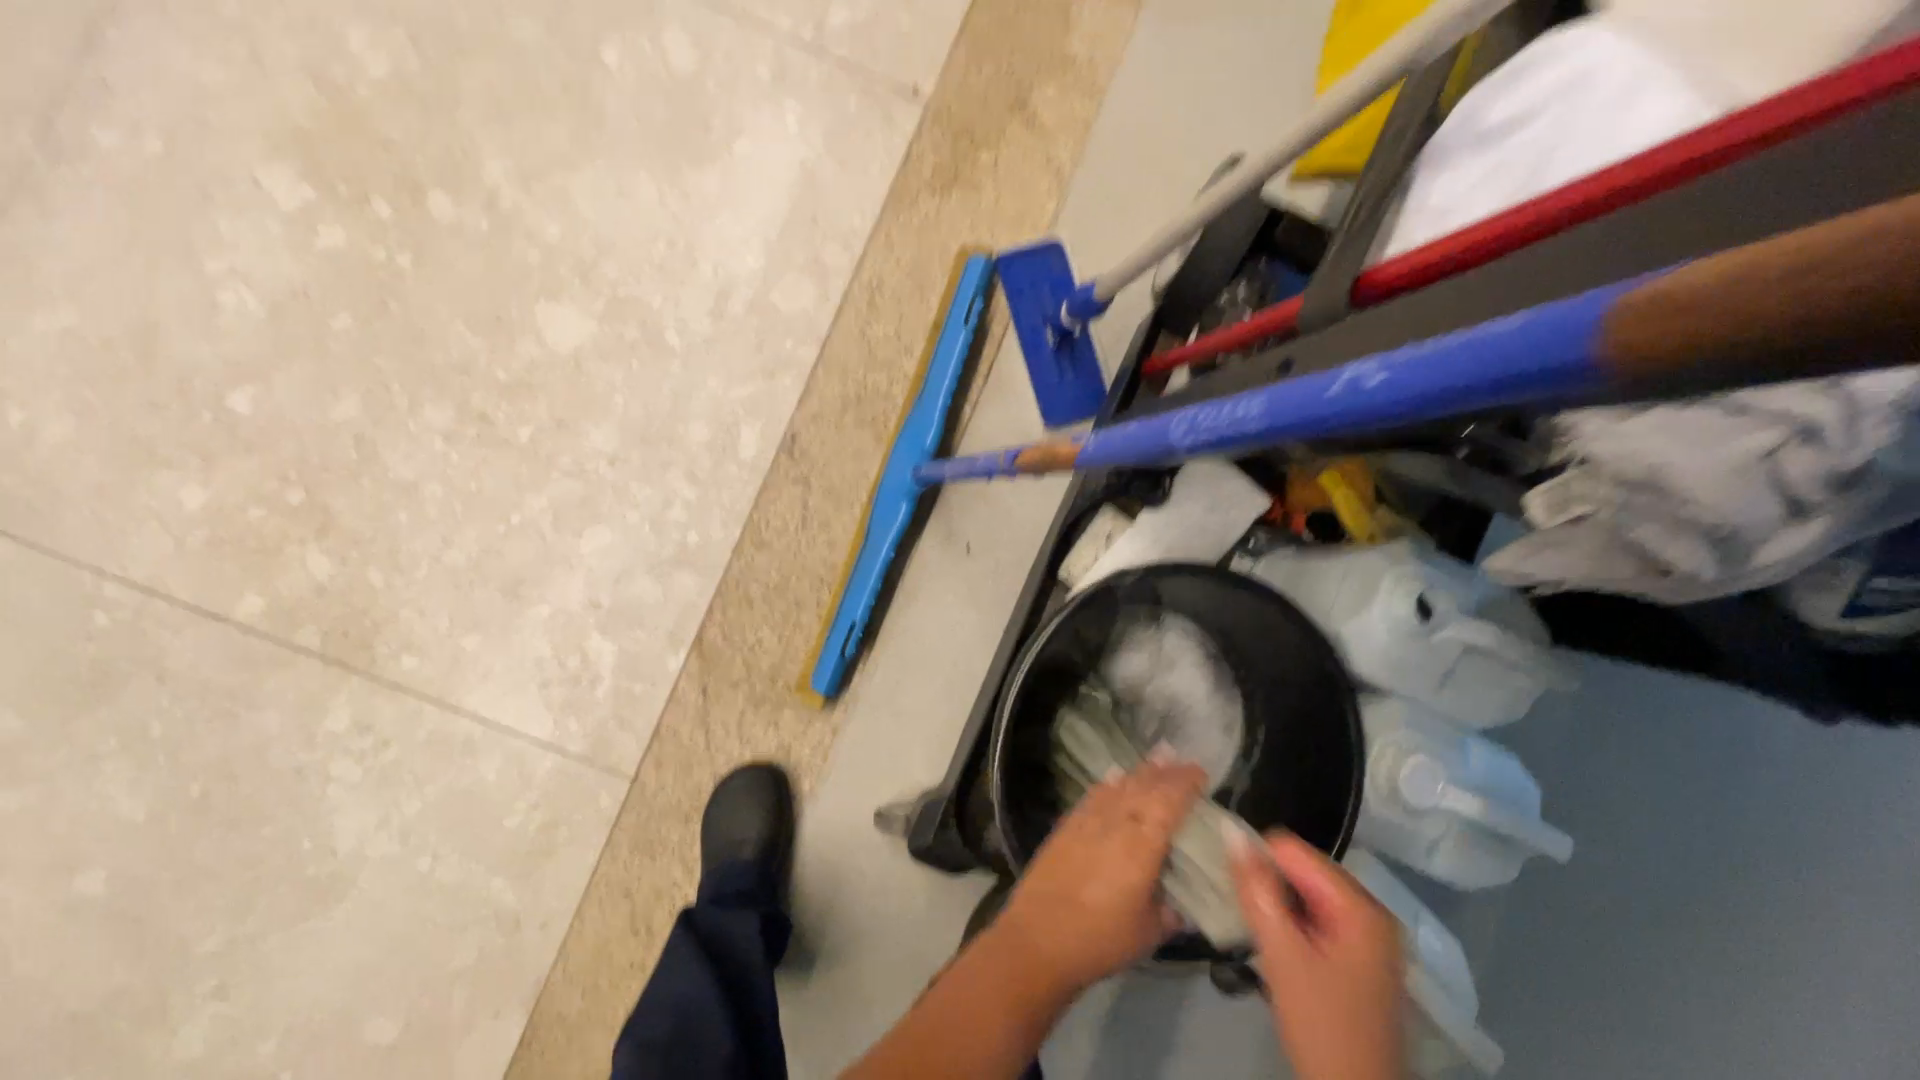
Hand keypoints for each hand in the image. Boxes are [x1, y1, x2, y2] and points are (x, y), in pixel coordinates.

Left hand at [989, 761, 1206, 994]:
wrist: (1037, 940)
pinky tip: (1113, 778)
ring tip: (1157, 757)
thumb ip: (1170, 913)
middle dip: (1165, 772)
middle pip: (1144, 786)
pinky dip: (1108, 784)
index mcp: (1142, 844)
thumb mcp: (1148, 932)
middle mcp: (1115, 822)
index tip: (1201, 773)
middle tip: (1182, 760)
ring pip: (1118, 786)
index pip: (1169, 801)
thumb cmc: (1100, 939)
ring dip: (1139, 771)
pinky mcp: (1065, 828)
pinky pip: (1093, 796)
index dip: (1186, 783)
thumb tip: (1183, 907)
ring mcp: (1086, 822)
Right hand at [1230, 831, 1405, 1079]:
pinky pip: (1318, 919)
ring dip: (1277, 907)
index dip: (1255, 860)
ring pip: (1307, 896)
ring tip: (1254, 930)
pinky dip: (1292, 926)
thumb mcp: (1282, 955)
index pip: (1293, 850)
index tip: (1228, 884)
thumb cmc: (1320, 1023)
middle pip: (1303, 871)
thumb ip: (1257, 891)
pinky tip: (1276, 949)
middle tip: (1238, 910)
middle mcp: (1372, 911)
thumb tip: (1230, 832)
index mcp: (1360, 906)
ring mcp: (1370, 936)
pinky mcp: (1360, 957)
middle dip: (1268, 885)